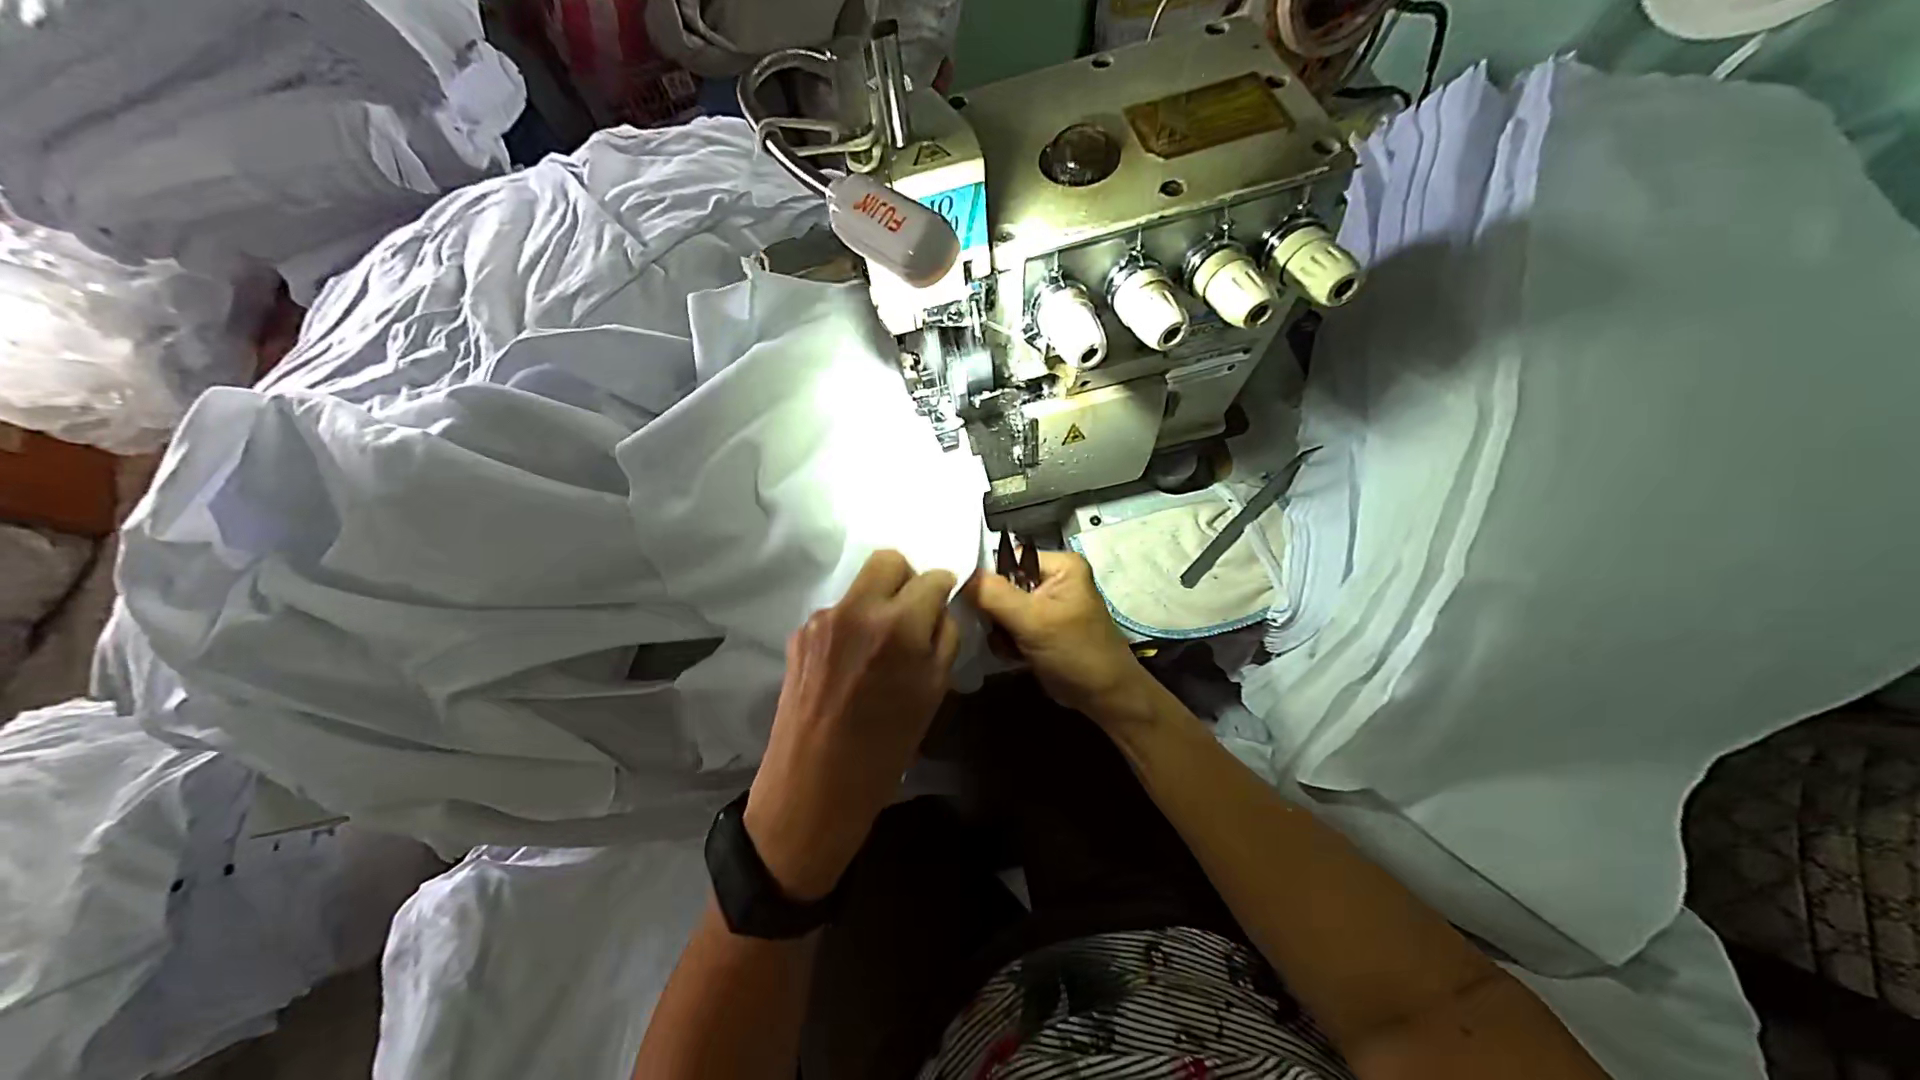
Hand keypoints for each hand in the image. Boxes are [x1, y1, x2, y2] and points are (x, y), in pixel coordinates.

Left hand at [744, 550, 960, 901]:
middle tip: (913, 612)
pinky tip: (852, 666)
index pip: (932, 577)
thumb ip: (941, 640)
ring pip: (860, 588)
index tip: (943, 604)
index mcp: (898, 626)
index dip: (943, 588)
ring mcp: (822, 621)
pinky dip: (853, 627)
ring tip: (879, 650)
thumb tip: (938, 611)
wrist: (813, 789)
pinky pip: (838, 615)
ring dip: (878, 605)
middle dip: (908, 578)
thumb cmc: (885, 751)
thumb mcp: (933, 694)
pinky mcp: (800, 636)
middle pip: (887, 560)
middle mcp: (856, 610)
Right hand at [964, 550, 1155, 727]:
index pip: (1007, 559)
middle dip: (994, 610)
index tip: (968, 599)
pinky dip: (1006, 641)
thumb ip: (994, 595)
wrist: (1103, 698)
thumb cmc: (1076, 653)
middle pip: (1001, 584)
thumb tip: (958, 575)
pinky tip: (1015, 655)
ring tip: (1012, 646)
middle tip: (999, 630)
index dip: (985, 578)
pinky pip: (1006, 626)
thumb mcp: (1034, 621)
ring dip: (999, 630)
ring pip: (999, 607)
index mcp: (1059, 564)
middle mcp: (1051, 578)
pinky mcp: (1038, 628)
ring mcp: (1044, 605)